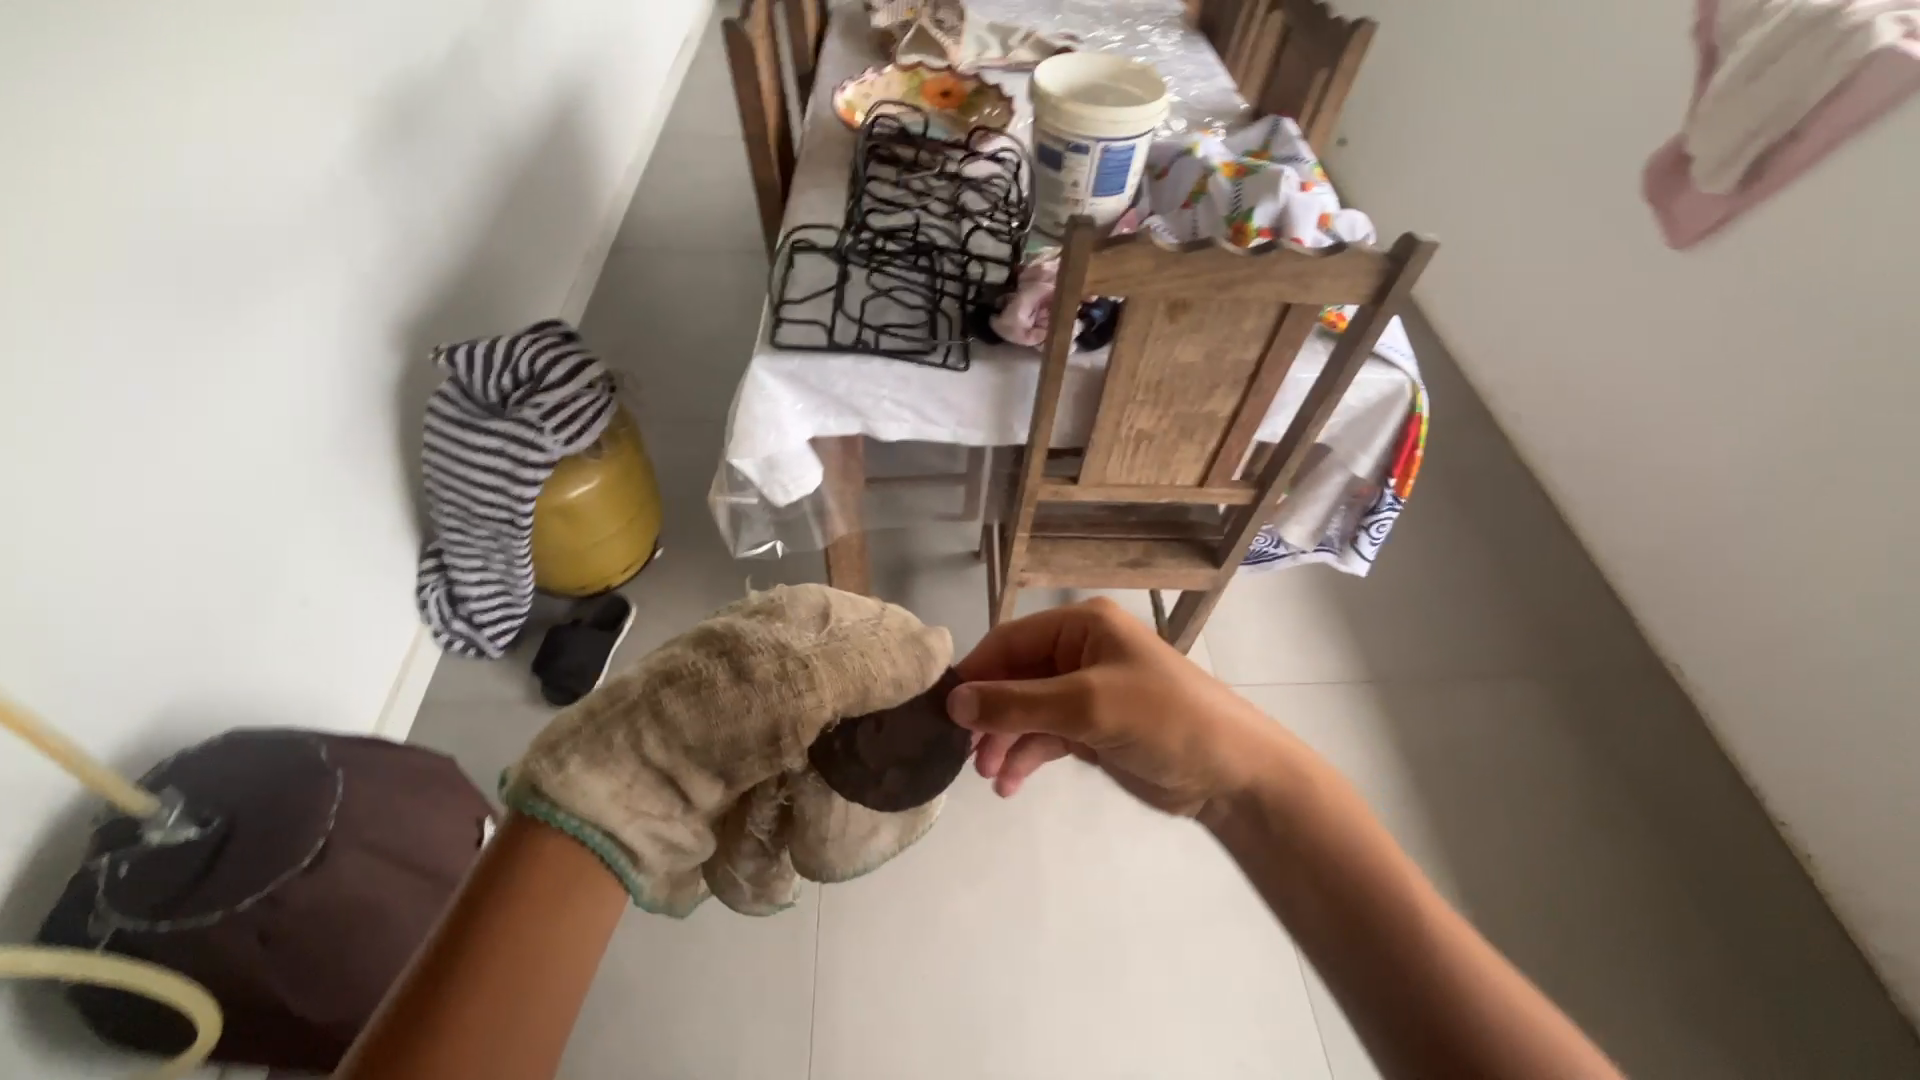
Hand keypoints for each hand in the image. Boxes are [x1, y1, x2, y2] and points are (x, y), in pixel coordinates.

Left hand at [508, 584, 951, 914]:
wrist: (622, 797)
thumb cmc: (713, 719)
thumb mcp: (799, 679)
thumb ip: (877, 661)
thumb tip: (945, 642)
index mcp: (795, 617)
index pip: (881, 624)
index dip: (911, 658)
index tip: (932, 703)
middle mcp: (789, 658)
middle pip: (869, 679)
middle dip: (891, 716)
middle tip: (910, 751)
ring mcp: (776, 713)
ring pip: (850, 728)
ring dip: (865, 758)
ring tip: (884, 785)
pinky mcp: (766, 762)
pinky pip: (822, 767)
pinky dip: (837, 784)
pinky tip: (848, 799)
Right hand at [945, 598, 1287, 817]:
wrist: (1231, 773)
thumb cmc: (1162, 720)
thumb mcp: (1086, 706)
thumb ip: (1016, 704)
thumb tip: (953, 702)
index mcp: (1081, 626)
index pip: (1010, 641)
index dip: (976, 674)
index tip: (944, 712)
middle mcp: (1080, 652)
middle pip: (1015, 678)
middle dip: (991, 716)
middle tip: (966, 753)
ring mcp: (1087, 692)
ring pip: (1027, 711)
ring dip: (1006, 741)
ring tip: (990, 776)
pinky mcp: (1094, 729)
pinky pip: (1046, 736)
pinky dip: (1027, 757)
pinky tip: (1011, 785)